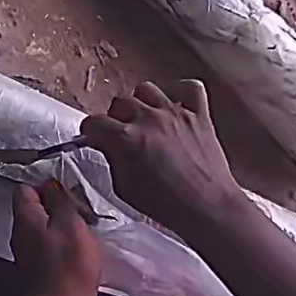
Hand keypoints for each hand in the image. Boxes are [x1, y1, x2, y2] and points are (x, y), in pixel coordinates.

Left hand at [8, 179, 99, 295]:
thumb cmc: (68, 265)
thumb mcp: (70, 222)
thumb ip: (60, 199)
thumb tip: (51, 183)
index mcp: (25, 218)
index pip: (26, 189)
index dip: (47, 187)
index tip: (69, 194)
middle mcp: (21, 234)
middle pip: (36, 210)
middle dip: (58, 208)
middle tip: (81, 214)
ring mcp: (28, 255)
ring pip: (45, 230)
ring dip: (63, 229)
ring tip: (85, 233)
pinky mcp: (40, 273)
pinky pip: (51, 250)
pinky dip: (64, 248)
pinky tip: (80, 253)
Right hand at [79, 80, 244, 234]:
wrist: (205, 207)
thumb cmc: (165, 203)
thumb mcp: (123, 187)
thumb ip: (112, 160)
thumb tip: (107, 147)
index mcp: (126, 138)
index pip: (95, 122)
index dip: (90, 131)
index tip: (94, 136)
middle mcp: (149, 119)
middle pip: (119, 102)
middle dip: (115, 117)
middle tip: (120, 132)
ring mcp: (175, 114)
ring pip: (147, 89)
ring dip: (141, 103)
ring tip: (144, 119)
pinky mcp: (198, 115)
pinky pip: (190, 88)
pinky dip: (181, 92)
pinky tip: (175, 106)